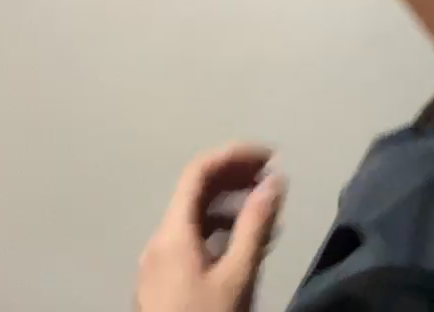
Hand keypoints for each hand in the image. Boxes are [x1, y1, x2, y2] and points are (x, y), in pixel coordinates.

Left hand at [137, 144, 286, 311]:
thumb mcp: (239, 274)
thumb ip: (256, 223)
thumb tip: (275, 180)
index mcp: (172, 234)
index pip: (199, 170)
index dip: (236, 153)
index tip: (271, 157)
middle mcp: (159, 241)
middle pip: (196, 189)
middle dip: (237, 174)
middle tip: (273, 175)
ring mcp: (158, 262)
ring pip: (196, 213)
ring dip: (232, 200)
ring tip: (266, 209)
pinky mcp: (163, 280)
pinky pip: (193, 236)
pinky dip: (222, 225)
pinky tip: (246, 240)